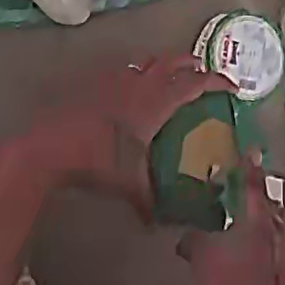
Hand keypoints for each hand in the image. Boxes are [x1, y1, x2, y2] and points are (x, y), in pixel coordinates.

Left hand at [23, 57, 234, 216]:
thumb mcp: (130, 184)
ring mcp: (116, 78)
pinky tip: (132, 87)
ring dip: (164, 64)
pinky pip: (126, 69)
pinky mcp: (97, 81)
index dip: (216, 82)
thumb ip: (150, 200)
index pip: (194, 83)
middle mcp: (140, 83)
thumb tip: (161, 223)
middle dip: (192, 63)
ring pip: (149, 61)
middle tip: (203, 71)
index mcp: (156, 101)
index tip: (233, 86)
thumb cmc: (97, 160)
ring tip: (170, 75)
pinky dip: (138, 72)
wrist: (52, 145)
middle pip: (173, 61)